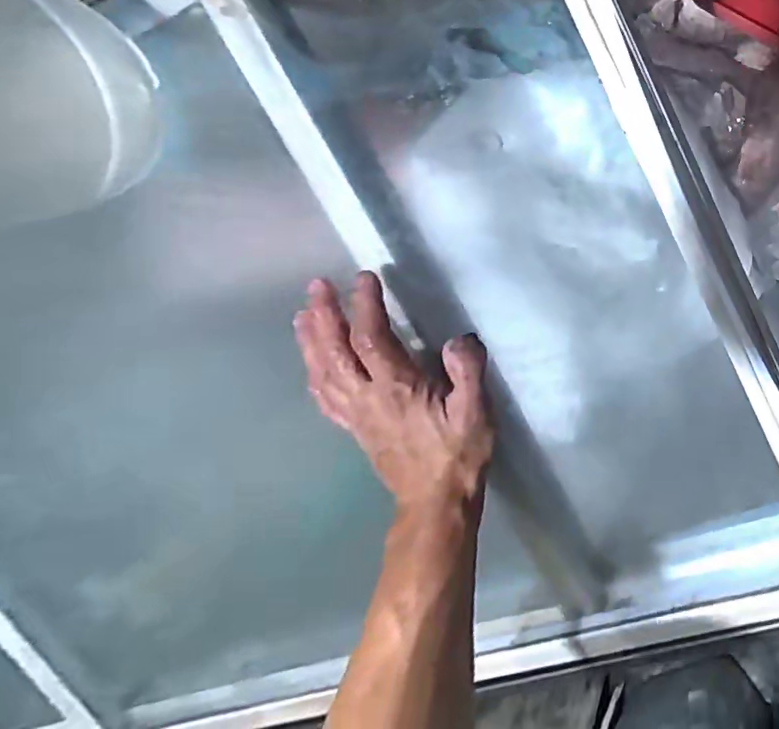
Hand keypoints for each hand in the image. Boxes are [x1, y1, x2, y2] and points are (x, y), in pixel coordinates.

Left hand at [295, 272, 493, 515]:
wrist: (436, 501)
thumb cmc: (459, 453)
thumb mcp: (475, 411)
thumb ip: (468, 372)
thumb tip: (458, 339)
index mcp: (396, 388)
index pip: (372, 338)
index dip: (365, 305)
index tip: (364, 277)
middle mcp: (368, 397)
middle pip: (336, 351)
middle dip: (325, 315)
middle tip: (316, 285)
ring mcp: (356, 414)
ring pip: (323, 371)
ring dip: (311, 340)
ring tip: (303, 314)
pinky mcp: (354, 428)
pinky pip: (325, 396)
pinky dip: (313, 373)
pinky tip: (311, 362)